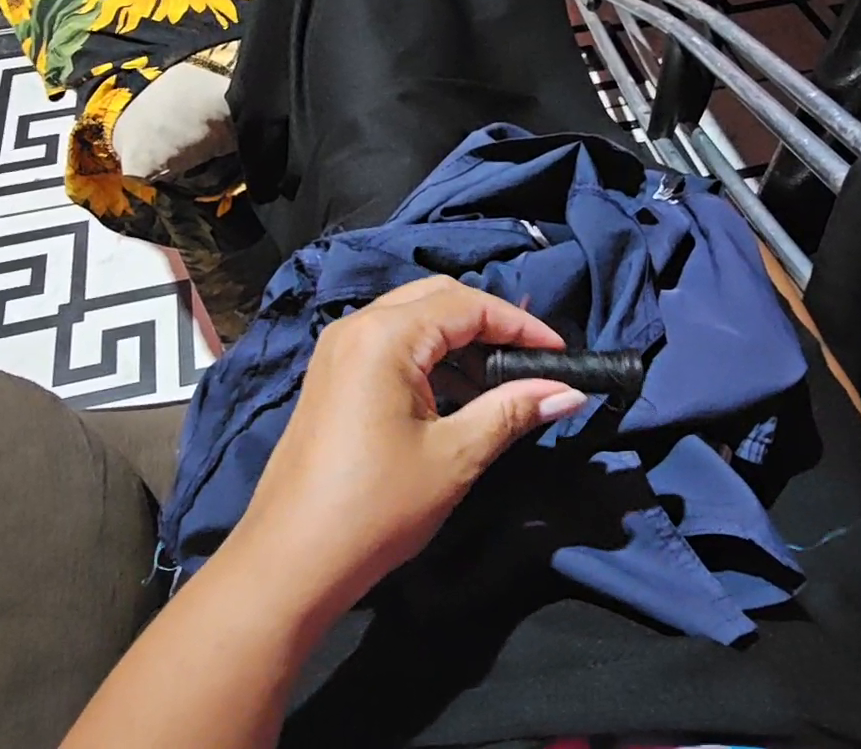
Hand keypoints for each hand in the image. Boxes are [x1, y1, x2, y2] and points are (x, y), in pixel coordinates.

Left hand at [226, 276, 587, 617]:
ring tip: (501, 380)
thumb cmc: (377, 506)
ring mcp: (338, 350)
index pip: (466, 305)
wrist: (290, 561)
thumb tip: (570, 392)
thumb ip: (513, 411)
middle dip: (489, 322)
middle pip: (437, 299)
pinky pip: (391, 345)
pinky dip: (430, 358)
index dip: (520, 325)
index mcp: (384, 335)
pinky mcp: (332, 376)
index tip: (561, 354)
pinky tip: (457, 394)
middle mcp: (356, 327)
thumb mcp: (454, 456)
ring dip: (459, 341)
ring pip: (413, 320)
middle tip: (531, 359)